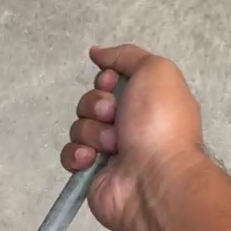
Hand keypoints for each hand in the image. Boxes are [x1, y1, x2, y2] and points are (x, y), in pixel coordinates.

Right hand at [60, 44, 209, 230]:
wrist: (155, 178)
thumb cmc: (160, 123)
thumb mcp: (156, 70)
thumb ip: (127, 55)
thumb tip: (98, 53)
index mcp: (147, 101)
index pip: (111, 80)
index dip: (107, 79)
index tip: (113, 83)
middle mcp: (130, 125)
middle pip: (91, 101)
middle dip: (97, 105)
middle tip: (114, 117)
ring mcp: (110, 151)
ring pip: (79, 126)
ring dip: (92, 132)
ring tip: (112, 145)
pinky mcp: (92, 174)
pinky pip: (69, 154)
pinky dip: (78, 154)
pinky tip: (92, 160)